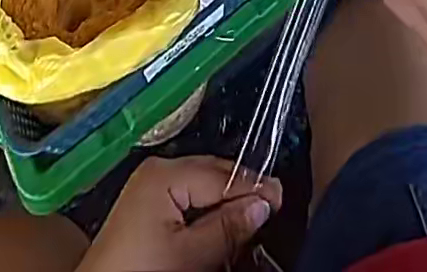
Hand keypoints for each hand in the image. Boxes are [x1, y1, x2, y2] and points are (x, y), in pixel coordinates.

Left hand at [76, 157, 281, 271]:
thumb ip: (226, 227)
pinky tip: (222, 222)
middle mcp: (158, 169)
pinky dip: (207, 207)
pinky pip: (187, 195)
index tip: (279, 195)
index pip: (221, 175)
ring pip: (202, 184)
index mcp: (166, 173)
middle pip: (212, 173)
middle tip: (272, 205)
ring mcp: (150, 185)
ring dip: (225, 199)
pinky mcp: (147, 203)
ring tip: (252, 214)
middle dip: (241, 189)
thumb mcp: (189, 256)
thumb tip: (262, 203)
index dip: (253, 185)